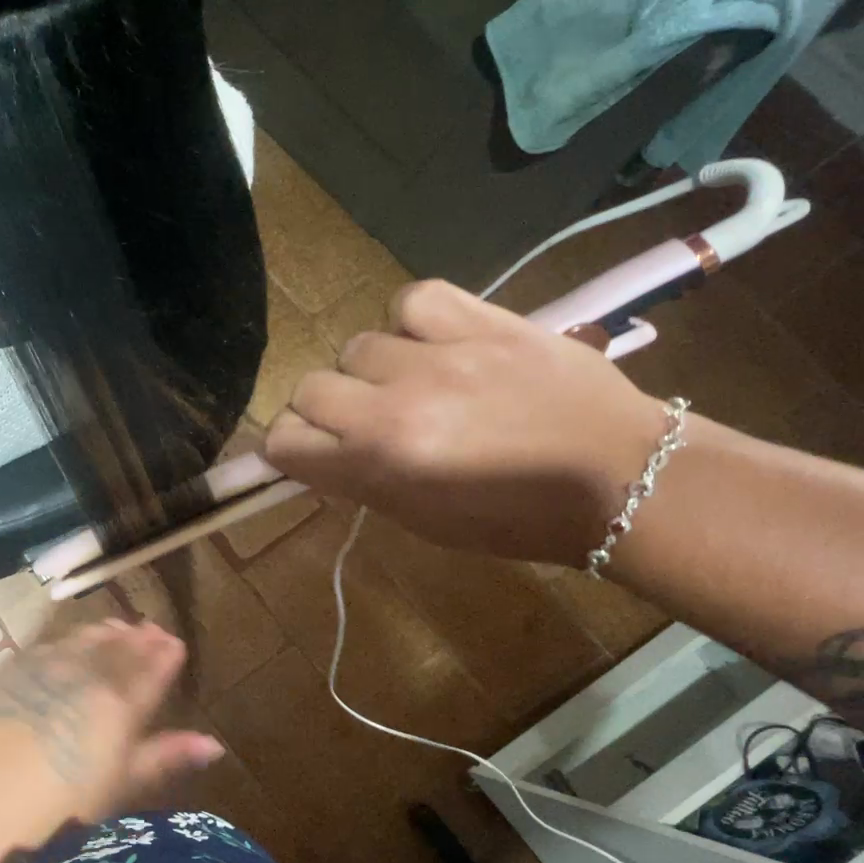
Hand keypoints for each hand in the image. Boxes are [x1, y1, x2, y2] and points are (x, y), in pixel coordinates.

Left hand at [0, 620, 223, 826]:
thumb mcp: (117, 788)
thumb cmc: (56, 811)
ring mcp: (42, 671)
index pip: (147, 671)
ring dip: (102, 635)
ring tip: (117, 629)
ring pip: (80, 642)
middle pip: (115, 651)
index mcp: (117, 706)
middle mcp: (82, 678)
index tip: (175, 642)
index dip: (163, 656)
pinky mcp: (9, 674)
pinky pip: (46, 646)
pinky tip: (69, 643)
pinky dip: (65, 641)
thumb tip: (211, 743)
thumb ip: (162, 758)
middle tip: (151, 629)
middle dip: (136, 640)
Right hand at [265, 280, 672, 565]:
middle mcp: (397, 406)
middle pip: (309, 387)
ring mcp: (444, 358)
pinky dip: (412, 320)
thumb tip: (315, 452)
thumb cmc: (511, 518)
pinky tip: (433, 341)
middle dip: (325, 409)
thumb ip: (355, 479)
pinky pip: (415, 300)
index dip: (290, 446)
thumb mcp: (416, 518)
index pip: (283, 439)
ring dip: (373, 368)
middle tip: (363, 419)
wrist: (623, 479)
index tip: (314, 451)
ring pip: (357, 345)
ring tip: (412, 380)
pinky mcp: (488, 323)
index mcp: (378, 463)